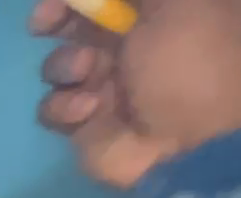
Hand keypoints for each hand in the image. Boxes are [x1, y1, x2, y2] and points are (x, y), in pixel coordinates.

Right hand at [32, 0, 240, 189]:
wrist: (190, 141)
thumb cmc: (198, 61)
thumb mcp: (180, 5)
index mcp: (173, 10)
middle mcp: (140, 42)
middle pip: (83, 23)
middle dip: (59, 20)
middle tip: (43, 23)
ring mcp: (110, 82)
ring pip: (62, 65)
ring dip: (65, 67)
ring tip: (86, 75)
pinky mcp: (84, 120)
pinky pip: (54, 107)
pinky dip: (64, 107)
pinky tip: (86, 112)